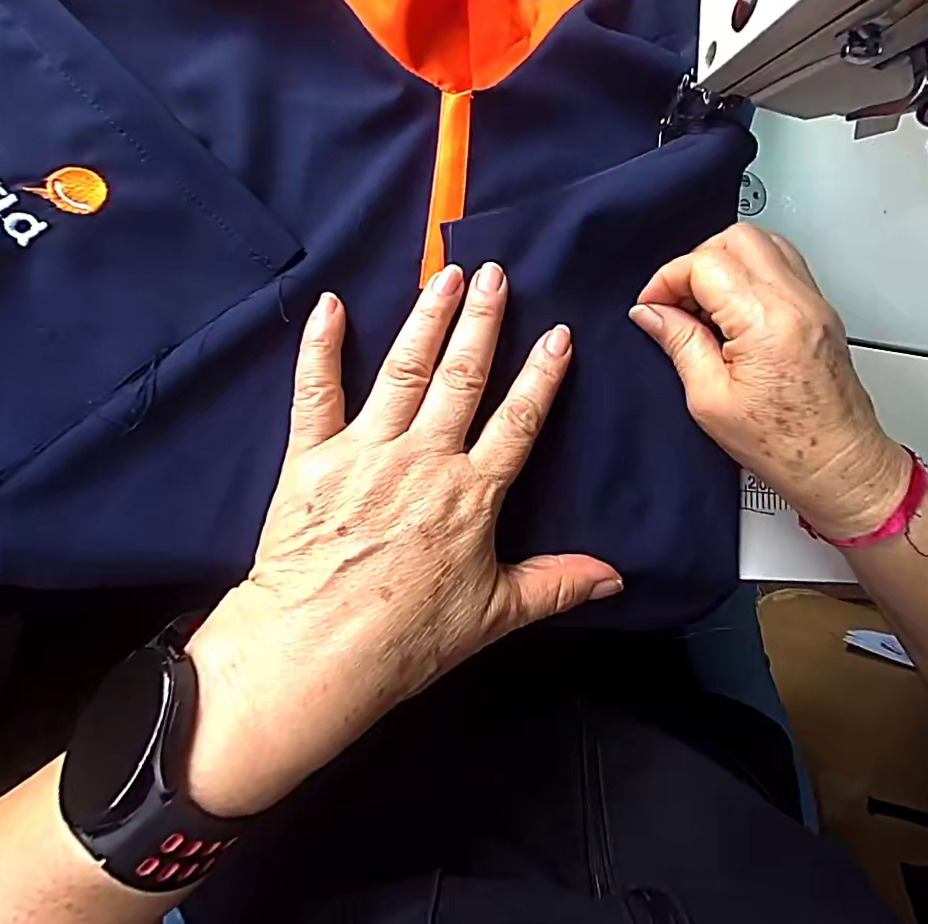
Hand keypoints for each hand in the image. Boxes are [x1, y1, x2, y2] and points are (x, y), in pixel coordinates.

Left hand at [183, 263, 622, 817]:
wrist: (319, 650)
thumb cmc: (406, 639)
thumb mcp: (492, 615)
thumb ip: (555, 585)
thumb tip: (614, 577)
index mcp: (470, 495)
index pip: (518, 421)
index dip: (541, 375)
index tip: (556, 334)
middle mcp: (423, 460)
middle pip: (462, 378)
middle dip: (482, 322)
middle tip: (495, 275)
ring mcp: (367, 451)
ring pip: (404, 371)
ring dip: (427, 320)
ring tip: (444, 277)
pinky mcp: (313, 456)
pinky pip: (317, 390)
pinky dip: (321, 346)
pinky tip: (331, 305)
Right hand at [628, 223, 910, 539]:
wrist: (836, 463)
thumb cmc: (782, 444)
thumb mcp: (708, 398)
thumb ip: (678, 342)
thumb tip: (650, 313)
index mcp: (767, 323)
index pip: (707, 263)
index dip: (667, 279)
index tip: (652, 306)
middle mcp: (797, 303)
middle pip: (737, 238)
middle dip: (693, 263)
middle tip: (673, 300)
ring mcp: (814, 303)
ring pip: (760, 243)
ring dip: (719, 264)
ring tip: (698, 306)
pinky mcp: (819, 311)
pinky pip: (778, 265)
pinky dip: (742, 274)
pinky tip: (724, 311)